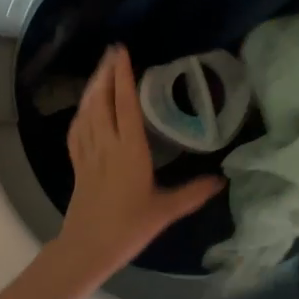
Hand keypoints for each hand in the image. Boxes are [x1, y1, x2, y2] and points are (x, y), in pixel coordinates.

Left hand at [55, 46, 222, 274]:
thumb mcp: (166, 211)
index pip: (125, 104)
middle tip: (111, 51)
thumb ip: (193, 193)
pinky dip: (81, 112)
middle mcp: (106, 145)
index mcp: (129, 150)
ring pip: (87, 111)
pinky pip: (77, 130)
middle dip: (106, 73)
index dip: (123, 76)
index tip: (123, 52)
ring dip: (92, 87)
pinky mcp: (77, 164)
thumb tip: (221, 180)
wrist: (88, 247)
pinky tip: (84, 107)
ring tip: (100, 70)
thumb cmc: (128, 228)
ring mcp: (88, 153)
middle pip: (102, 100)